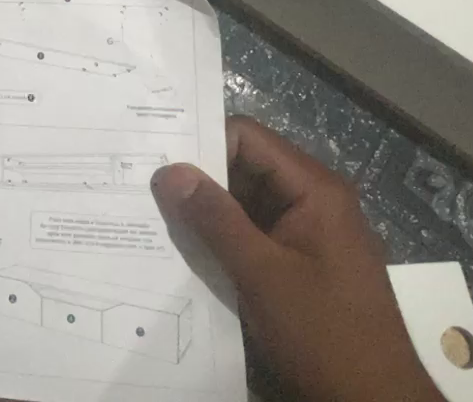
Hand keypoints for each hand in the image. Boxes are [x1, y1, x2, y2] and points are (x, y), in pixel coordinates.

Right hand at [152, 118, 443, 401]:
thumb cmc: (325, 335)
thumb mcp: (262, 275)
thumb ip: (214, 218)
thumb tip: (169, 170)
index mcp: (315, 189)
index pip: (248, 138)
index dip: (203, 143)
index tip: (157, 158)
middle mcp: (315, 200)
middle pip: (246, 167)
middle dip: (200, 177)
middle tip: (146, 185)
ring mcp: (310, 233)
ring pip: (247, 202)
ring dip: (208, 210)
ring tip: (157, 215)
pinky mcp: (302, 263)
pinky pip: (256, 232)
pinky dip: (224, 237)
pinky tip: (188, 249)